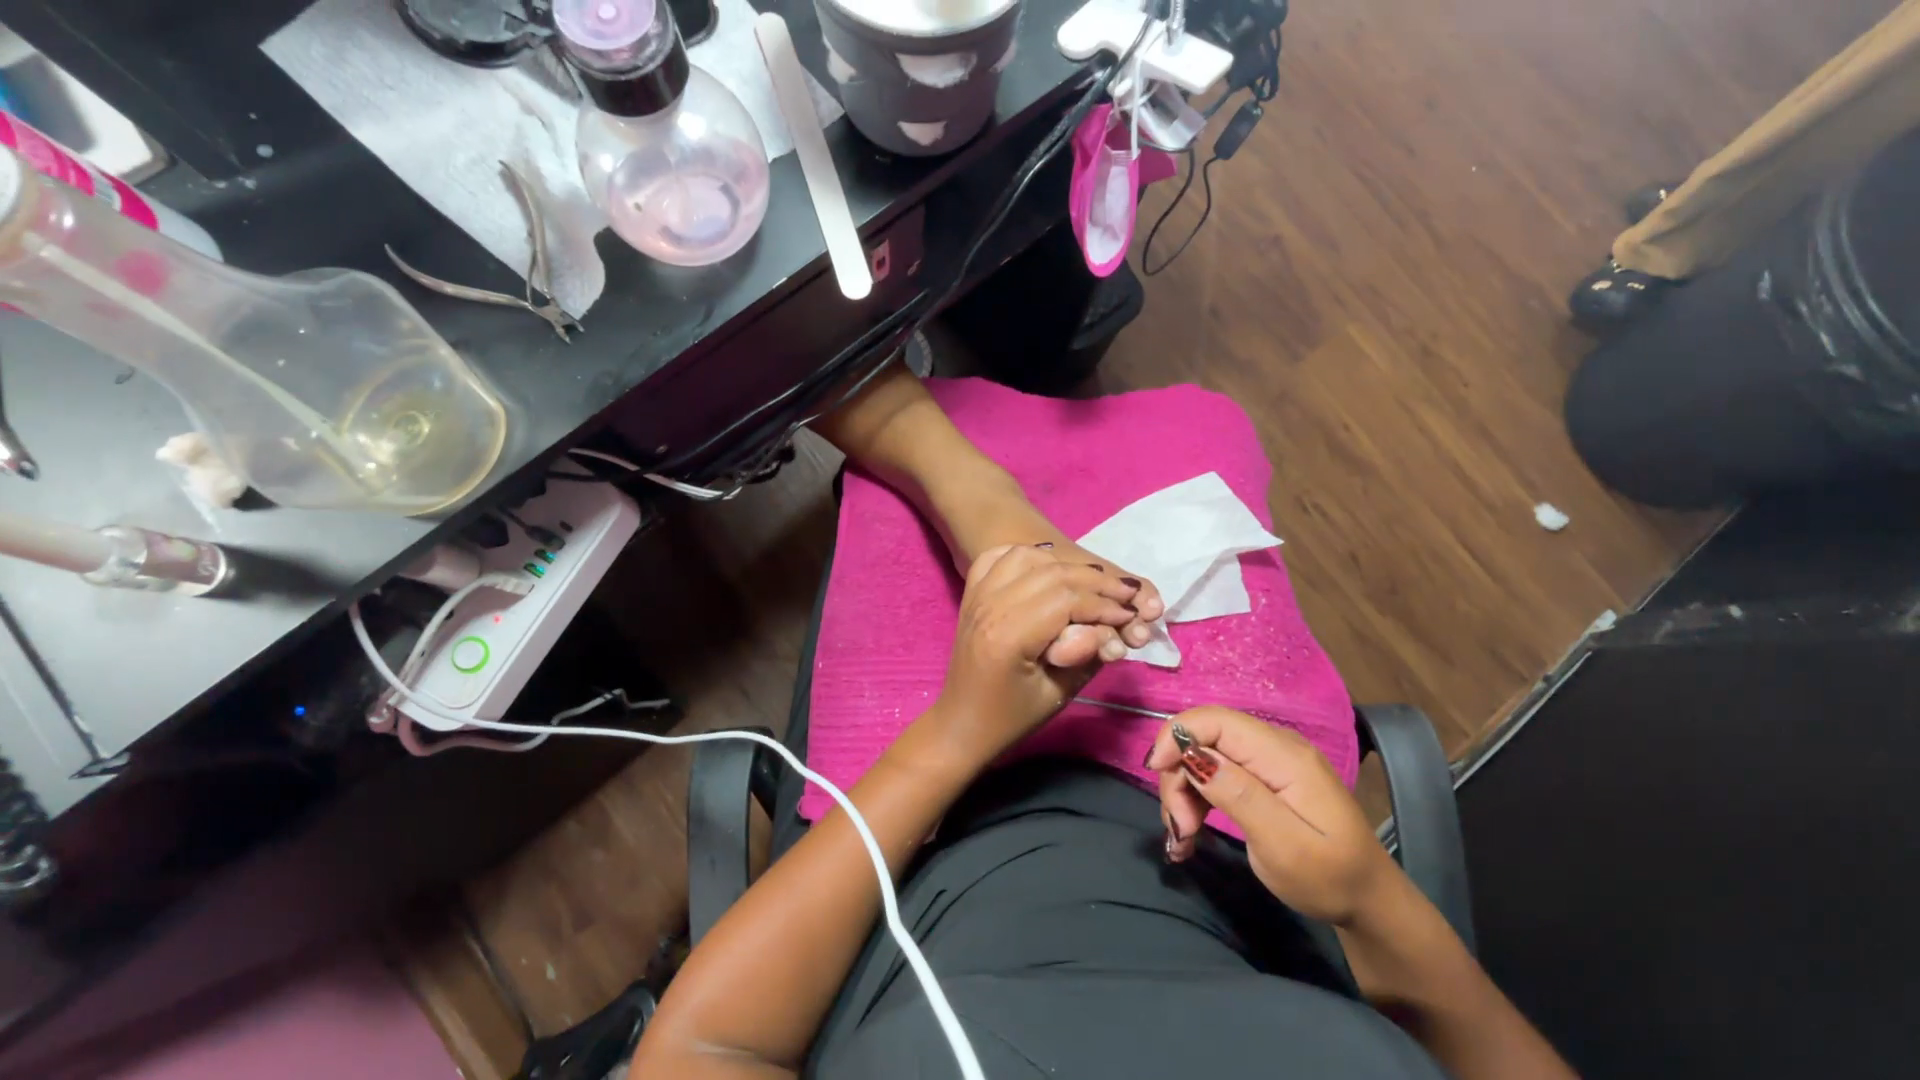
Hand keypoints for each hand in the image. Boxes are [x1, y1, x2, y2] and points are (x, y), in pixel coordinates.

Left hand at [926, 544, 1145, 766]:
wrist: (963, 723)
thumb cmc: (1012, 716)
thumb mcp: (1058, 692)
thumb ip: (1088, 653)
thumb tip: (1113, 625)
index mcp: (1008, 635)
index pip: (1068, 598)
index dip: (1105, 604)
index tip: (1130, 616)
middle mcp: (989, 606)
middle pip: (1053, 572)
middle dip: (1097, 582)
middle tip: (1126, 596)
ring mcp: (977, 595)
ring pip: (1029, 556)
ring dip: (1065, 565)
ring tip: (1093, 585)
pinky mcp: (972, 592)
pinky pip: (1001, 556)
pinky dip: (1030, 557)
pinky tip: (1049, 571)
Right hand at [1145, 707, 1398, 925]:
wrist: (1369, 902)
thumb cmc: (1330, 878)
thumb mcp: (1284, 845)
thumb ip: (1239, 796)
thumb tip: (1193, 755)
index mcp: (1284, 756)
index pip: (1216, 719)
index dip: (1177, 735)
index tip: (1154, 773)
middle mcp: (1275, 747)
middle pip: (1205, 738)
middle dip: (1178, 776)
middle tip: (1180, 829)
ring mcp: (1269, 763)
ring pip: (1204, 757)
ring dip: (1184, 793)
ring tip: (1185, 838)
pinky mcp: (1263, 779)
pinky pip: (1215, 774)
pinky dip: (1196, 800)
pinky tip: (1191, 833)